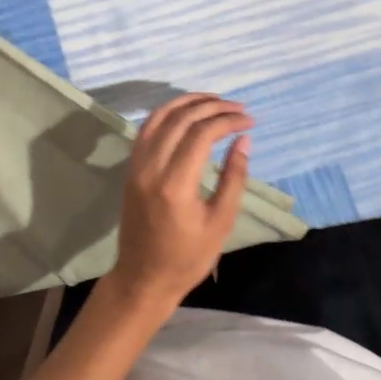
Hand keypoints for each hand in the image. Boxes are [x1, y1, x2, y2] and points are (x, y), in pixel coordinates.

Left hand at [105, 94, 254, 307]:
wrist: (143, 278)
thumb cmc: (187, 257)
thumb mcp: (220, 222)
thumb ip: (233, 178)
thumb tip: (243, 139)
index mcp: (175, 184)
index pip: (202, 134)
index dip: (227, 121)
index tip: (249, 121)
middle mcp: (151, 168)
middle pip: (181, 119)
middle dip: (212, 107)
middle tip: (238, 108)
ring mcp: (136, 166)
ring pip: (160, 117)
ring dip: (188, 103)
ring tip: (215, 101)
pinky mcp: (131, 168)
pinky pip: (147, 129)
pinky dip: (168, 113)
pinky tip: (187, 113)